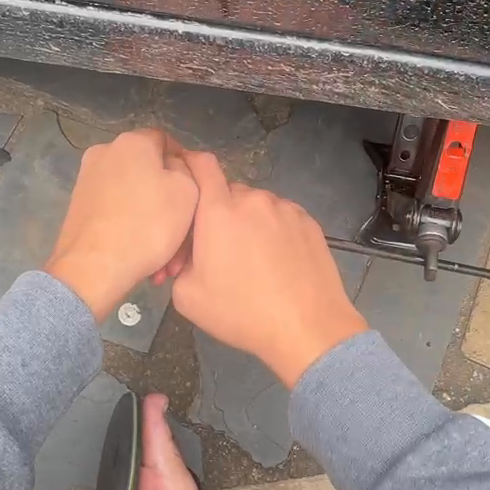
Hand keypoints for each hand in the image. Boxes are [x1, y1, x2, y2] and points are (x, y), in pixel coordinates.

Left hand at [45, 129, 198, 320]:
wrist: (93, 268)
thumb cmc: (149, 224)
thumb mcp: (188, 192)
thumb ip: (187, 169)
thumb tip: (173, 167)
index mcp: (132, 141)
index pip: (166, 140)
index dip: (185, 163)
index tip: (195, 190)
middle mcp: (105, 153)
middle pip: (148, 170)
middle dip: (168, 198)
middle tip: (184, 229)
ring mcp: (86, 180)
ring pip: (134, 196)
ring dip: (152, 219)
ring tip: (166, 255)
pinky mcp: (77, 206)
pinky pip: (116, 211)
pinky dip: (132, 227)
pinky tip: (143, 256)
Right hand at [171, 152, 366, 386]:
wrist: (307, 327)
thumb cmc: (242, 313)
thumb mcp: (187, 295)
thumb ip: (180, 262)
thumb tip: (192, 255)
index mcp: (219, 211)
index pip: (202, 165)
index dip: (190, 163)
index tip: (185, 173)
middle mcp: (254, 200)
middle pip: (229, 192)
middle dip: (220, 212)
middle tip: (219, 247)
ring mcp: (285, 209)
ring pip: (258, 206)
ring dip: (250, 222)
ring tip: (253, 259)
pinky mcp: (309, 222)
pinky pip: (282, 217)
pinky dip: (274, 230)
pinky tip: (278, 261)